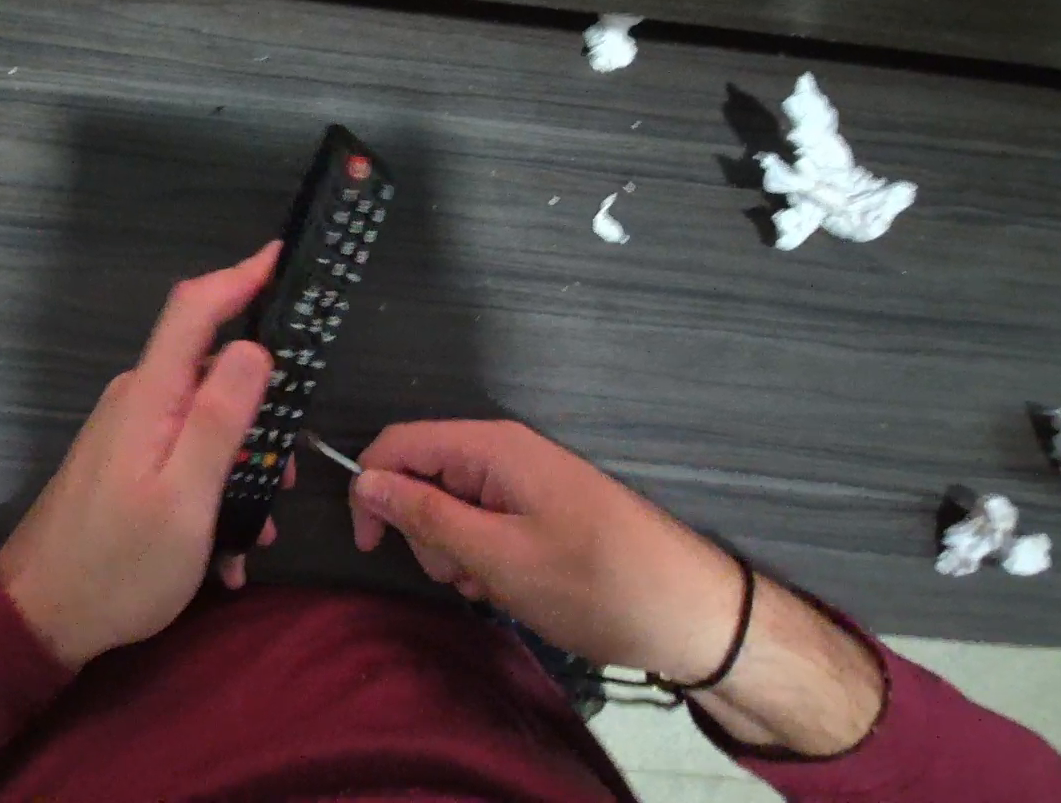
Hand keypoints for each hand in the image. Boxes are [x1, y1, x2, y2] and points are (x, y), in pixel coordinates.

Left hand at [0, 243, 279, 670]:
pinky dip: (215, 488)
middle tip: (287, 473)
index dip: (240, 276)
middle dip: (260, 411)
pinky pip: (185, 452)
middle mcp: (138, 398)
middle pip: (212, 368)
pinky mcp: (126, 459)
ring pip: (205, 419)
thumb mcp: (185, 500)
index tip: (283, 257)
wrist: (37, 618)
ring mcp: (129, 429)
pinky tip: (226, 548)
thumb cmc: (117, 565)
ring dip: (241, 465)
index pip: (195, 308)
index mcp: (151, 395)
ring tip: (258, 530)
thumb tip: (254, 346)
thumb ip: (217, 419)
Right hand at [350, 421, 881, 753]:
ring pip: (450, 504)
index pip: (398, 443)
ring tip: (493, 586)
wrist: (696, 616)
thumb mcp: (497, 556)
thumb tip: (364, 480)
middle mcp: (501, 452)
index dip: (371, 488)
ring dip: (455, 550)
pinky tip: (511, 585)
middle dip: (424, 529)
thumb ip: (424, 515)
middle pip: (423, 474)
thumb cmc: (593, 583)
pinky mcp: (537, 507)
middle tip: (460, 575)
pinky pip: (483, 520)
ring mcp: (521, 480)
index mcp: (489, 447)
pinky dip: (483, 555)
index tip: (369, 545)